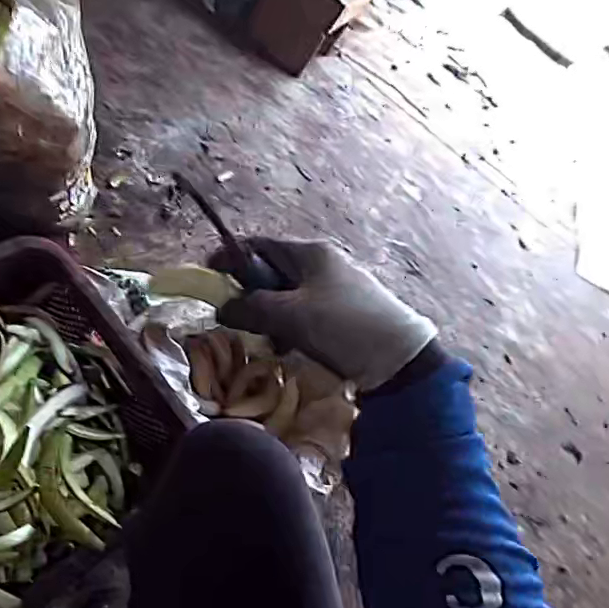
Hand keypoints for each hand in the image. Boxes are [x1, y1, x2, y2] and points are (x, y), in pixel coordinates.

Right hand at [214, 238, 436, 391]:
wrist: (400, 362)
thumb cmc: (342, 327)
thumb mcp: (290, 315)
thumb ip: (250, 307)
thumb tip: (222, 308)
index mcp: (310, 253)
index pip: (257, 245)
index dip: (229, 258)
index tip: (208, 278)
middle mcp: (320, 264)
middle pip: (268, 272)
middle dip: (248, 294)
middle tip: (235, 316)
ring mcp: (331, 289)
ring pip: (282, 296)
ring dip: (267, 316)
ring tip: (265, 338)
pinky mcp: (338, 313)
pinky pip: (299, 313)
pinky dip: (286, 327)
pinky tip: (287, 346)